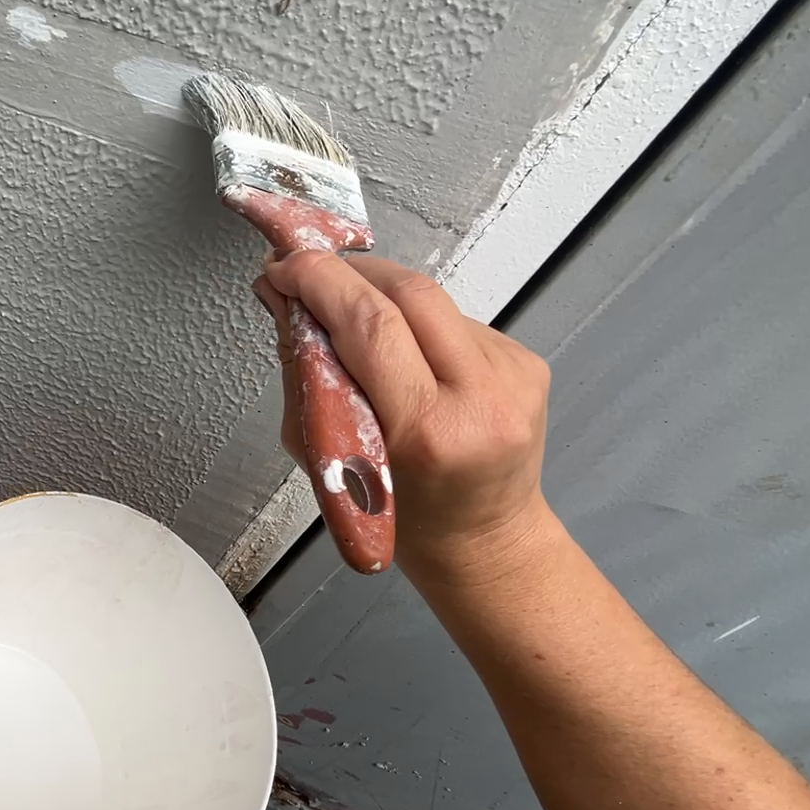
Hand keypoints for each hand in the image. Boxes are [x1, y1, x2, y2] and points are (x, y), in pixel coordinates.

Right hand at [255, 252, 551, 580]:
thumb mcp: (328, 456)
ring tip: (340, 311)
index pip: (371, 326)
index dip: (321, 282)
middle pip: (407, 292)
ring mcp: (514, 374)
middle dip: (345, 272)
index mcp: (428, 431)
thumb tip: (287, 305)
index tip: (283, 269)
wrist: (485, 540)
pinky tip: (395, 347)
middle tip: (303, 275)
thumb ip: (307, 376)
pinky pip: (450, 318)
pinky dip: (407, 318)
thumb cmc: (398, 517)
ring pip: (429, 297)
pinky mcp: (526, 362)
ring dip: (373, 291)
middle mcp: (483, 395)